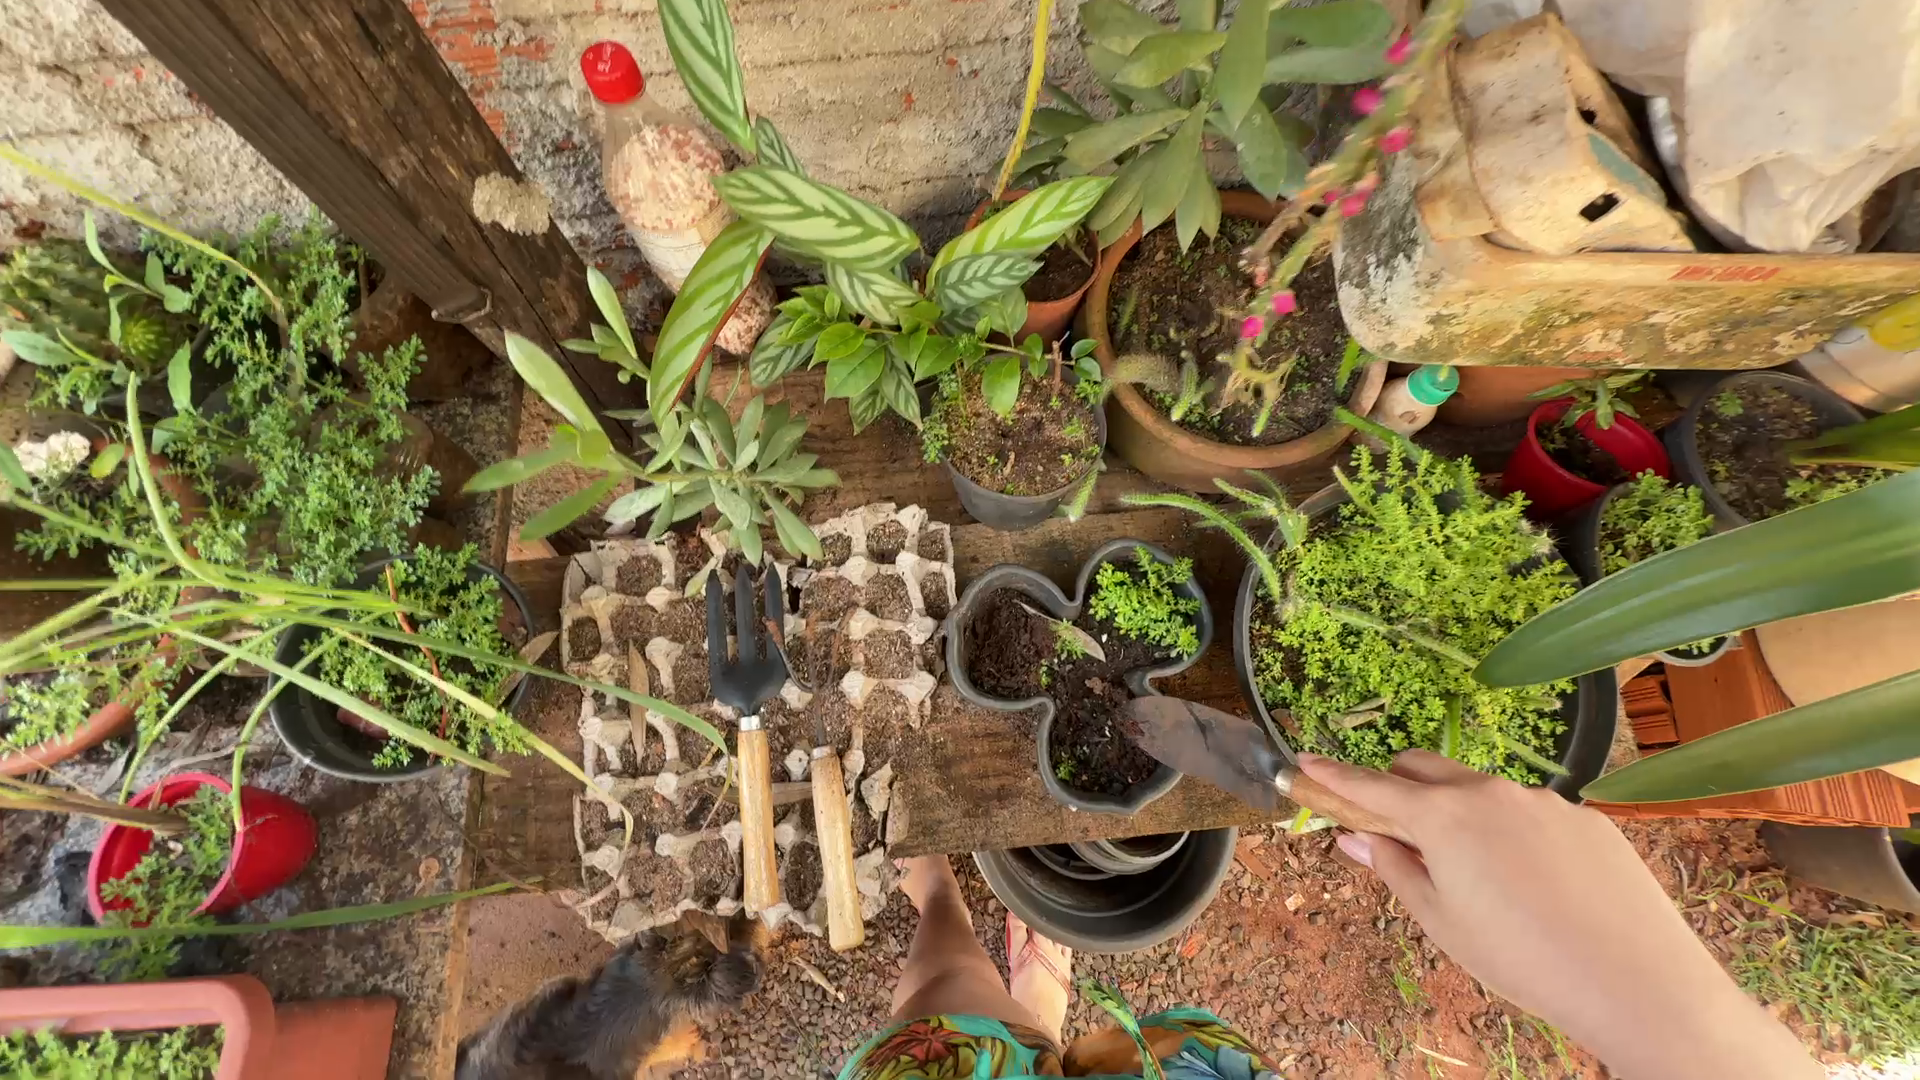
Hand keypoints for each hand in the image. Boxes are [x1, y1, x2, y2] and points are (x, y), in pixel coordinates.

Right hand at [1300, 750, 1820, 1079]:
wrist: (1645, 990)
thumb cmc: (1520, 959)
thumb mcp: (1439, 920)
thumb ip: (1390, 867)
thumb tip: (1353, 838)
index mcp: (1440, 815)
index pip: (1368, 785)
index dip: (1331, 774)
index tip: (1302, 762)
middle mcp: (1485, 790)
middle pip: (1419, 766)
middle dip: (1397, 785)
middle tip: (1400, 831)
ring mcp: (1540, 799)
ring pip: (1475, 787)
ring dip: (1457, 809)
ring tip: (1484, 873)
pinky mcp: (1586, 817)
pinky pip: (1528, 809)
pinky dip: (1510, 828)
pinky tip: (1538, 882)